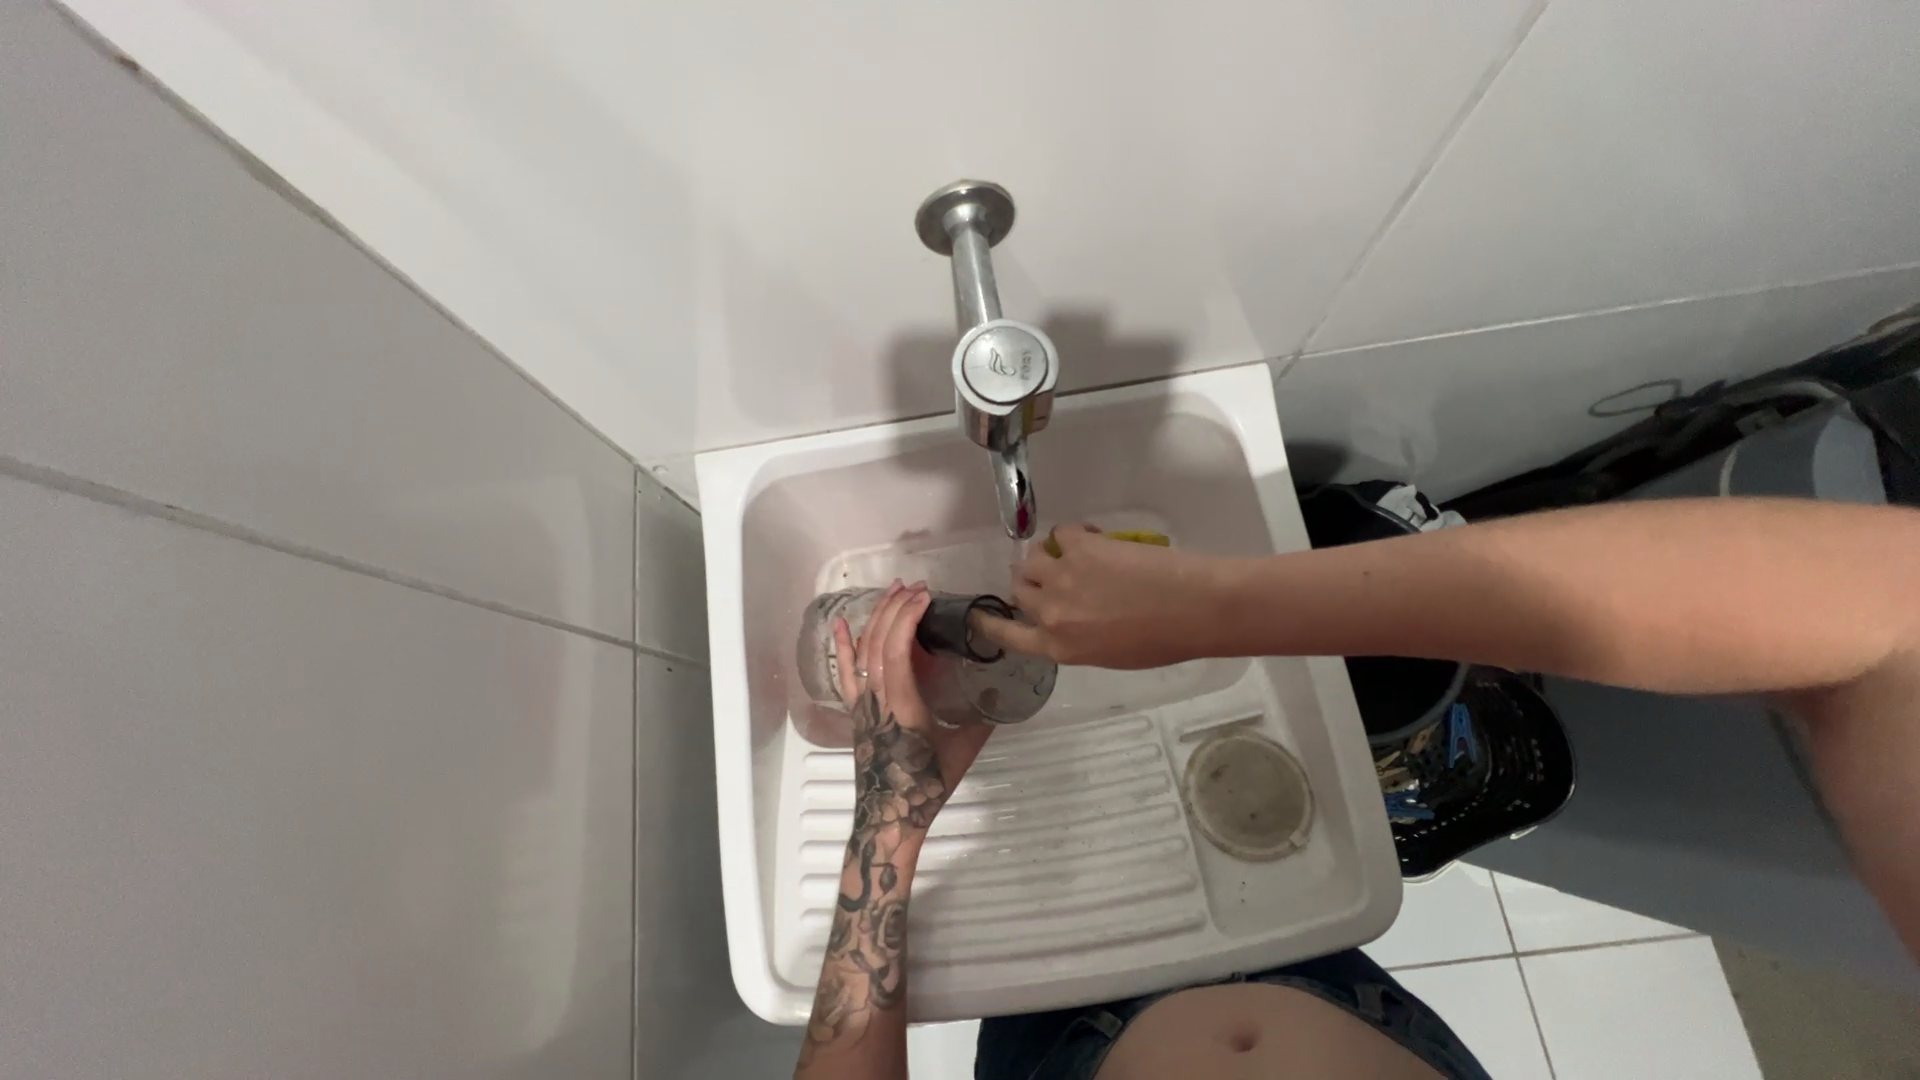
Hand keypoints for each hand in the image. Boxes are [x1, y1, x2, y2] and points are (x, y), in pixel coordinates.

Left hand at [833, 581, 991, 833]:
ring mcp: (862, 703)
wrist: (889, 816)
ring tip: (893, 592)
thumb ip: (982, 721)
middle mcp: (876, 698)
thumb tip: (1002, 692)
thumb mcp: (962, 751)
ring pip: (862, 651)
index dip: (908, 618)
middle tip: (917, 587)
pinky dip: (843, 645)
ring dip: (877, 618)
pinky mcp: (856, 711)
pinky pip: (844, 673)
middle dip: (896, 609)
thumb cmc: (926, 785)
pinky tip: (842, 623)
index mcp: (902, 705)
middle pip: (878, 643)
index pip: (897, 650)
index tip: (926, 596)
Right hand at [970, 524, 1232, 667]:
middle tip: (1054, 579)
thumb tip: (1067, 618)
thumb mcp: (1108, 655)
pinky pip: (1060, 533)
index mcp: (1060, 648)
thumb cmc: (1162, 641)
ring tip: (1071, 556)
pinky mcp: (1080, 547)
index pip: (1009, 636)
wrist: (1195, 608)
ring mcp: (1062, 577)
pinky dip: (1074, 534)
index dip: (991, 623)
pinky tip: (1094, 538)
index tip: (979, 614)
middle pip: (1019, 591)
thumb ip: (1076, 639)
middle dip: (1032, 585)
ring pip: (1032, 559)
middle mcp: (1052, 613)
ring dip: (1047, 557)